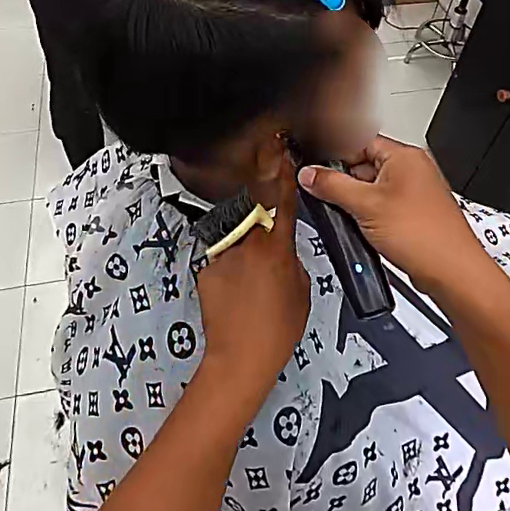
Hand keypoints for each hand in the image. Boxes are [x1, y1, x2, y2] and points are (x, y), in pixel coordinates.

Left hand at [197, 151, 308, 387]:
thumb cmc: (275, 330)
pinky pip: (224, 261)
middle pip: (256, 219)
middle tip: (267, 258)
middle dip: (262, 227)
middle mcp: (248, 247)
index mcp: (277, 248)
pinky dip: (232, 274)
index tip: (281, 153)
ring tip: (252, 292)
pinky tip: (239, 297)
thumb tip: (283, 250)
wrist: (241, 357)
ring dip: (247, 259)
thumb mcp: (302, 290)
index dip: (282, 174)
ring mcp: (225, 257)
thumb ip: (293, 260)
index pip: (282, 200)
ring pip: (239, 243)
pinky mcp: (207, 270)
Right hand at [297, 136, 493, 294]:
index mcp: (404, 155)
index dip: (334, 155)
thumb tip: (310, 174)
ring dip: (357, 203)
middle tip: (331, 200)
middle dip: (344, 183)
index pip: (359, 141)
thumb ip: (332, 186)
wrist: (451, 270)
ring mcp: (414, 192)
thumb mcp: (366, 206)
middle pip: (364, 165)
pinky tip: (366, 231)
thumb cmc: (425, 235)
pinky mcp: (413, 213)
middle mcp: (412, 169)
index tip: (316, 170)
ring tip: (356, 220)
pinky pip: (382, 206)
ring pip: (372, 189)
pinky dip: (370, 216)